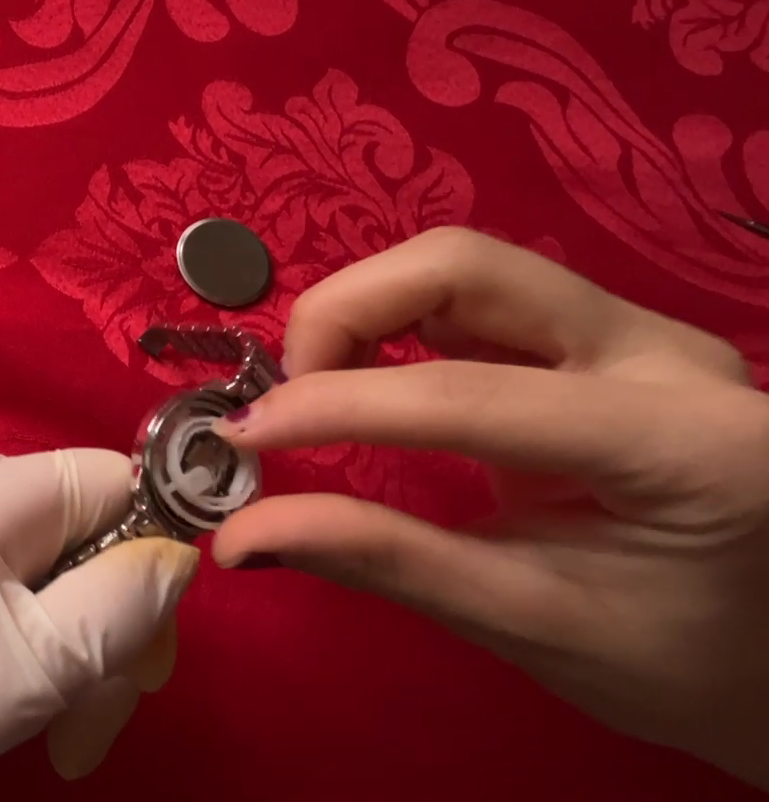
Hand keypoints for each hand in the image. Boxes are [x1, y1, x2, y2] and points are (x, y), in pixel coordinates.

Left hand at [0, 444, 197, 801]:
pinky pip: (0, 573)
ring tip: (50, 727)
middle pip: (84, 530)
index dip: (148, 558)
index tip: (139, 651)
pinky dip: (22, 632)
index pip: (116, 482)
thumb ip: (123, 601)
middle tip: (88, 722)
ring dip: (65, 644)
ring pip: (47, 563)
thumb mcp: (34, 665)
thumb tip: (175, 557)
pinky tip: (5, 688)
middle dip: (105, 625)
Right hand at [210, 228, 768, 786]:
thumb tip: (237, 536)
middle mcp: (661, 354)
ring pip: (457, 262)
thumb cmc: (689, 664)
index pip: (464, 394)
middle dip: (343, 313)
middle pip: (460, 267)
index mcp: (682, 445)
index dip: (332, 404)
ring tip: (322, 384)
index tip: (239, 434)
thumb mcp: (534, 628)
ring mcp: (630, 330)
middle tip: (293, 392)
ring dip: (359, 307)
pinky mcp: (593, 331)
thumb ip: (383, 561)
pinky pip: (464, 290)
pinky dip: (387, 317)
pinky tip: (369, 375)